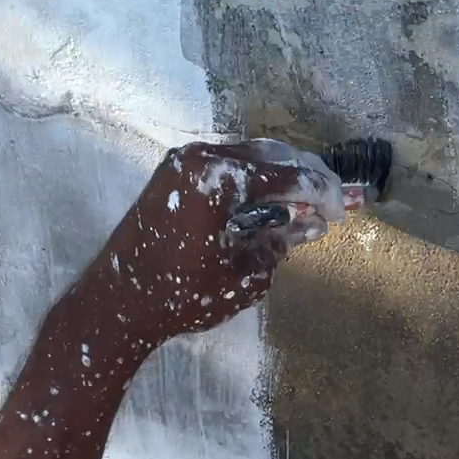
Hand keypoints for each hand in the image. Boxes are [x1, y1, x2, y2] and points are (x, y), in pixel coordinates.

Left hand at [0, 140, 342, 458]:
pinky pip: (223, 163)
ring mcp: (182, 160)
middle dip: (301, 177)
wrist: (115, 303)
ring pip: (245, 156)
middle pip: (266, 157)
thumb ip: (280, 245)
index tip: (343, 205)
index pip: (283, 176)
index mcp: (217, 177)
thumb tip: (310, 225)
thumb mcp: (242, 277)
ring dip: (276, 175)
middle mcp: (199, 156)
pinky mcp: (173, 170)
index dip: (319, 191)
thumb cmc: (179, 295)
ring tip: (305, 200)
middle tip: (330, 199)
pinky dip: (249, 177)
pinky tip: (269, 197)